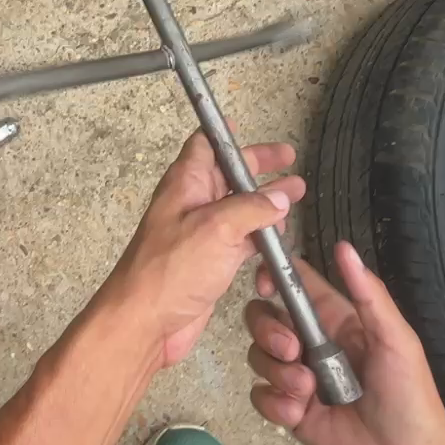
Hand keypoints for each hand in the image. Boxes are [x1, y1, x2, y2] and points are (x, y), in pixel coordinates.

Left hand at [94, 130, 305, 369]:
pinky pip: (240, 239)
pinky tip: (283, 235)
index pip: (204, 146)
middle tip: (288, 159)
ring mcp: (200, 233)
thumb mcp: (216, 228)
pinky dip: (262, 234)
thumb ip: (251, 208)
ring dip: (266, 200)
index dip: (224, 134)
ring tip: (297, 191)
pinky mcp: (210, 260)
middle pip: (227, 174)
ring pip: (238, 207)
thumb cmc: (170, 268)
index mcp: (186, 183)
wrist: (147, 320)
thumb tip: (280, 195)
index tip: (244, 124)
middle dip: (257, 166)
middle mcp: (192, 203)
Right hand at [245, 242, 444, 444]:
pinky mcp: (286, 407)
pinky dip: (274, 402)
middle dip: (267, 329)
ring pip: (257, 354)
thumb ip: (369, 295)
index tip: (266, 287)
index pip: (292, 282)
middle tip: (291, 351)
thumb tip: (343, 246)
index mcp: (332, 318)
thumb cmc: (409, 399)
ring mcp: (294, 374)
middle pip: (261, 314)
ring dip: (276, 372)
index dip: (271, 275)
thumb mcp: (397, 342)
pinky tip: (299, 414)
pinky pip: (259, 393)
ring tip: (307, 392)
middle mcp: (307, 341)